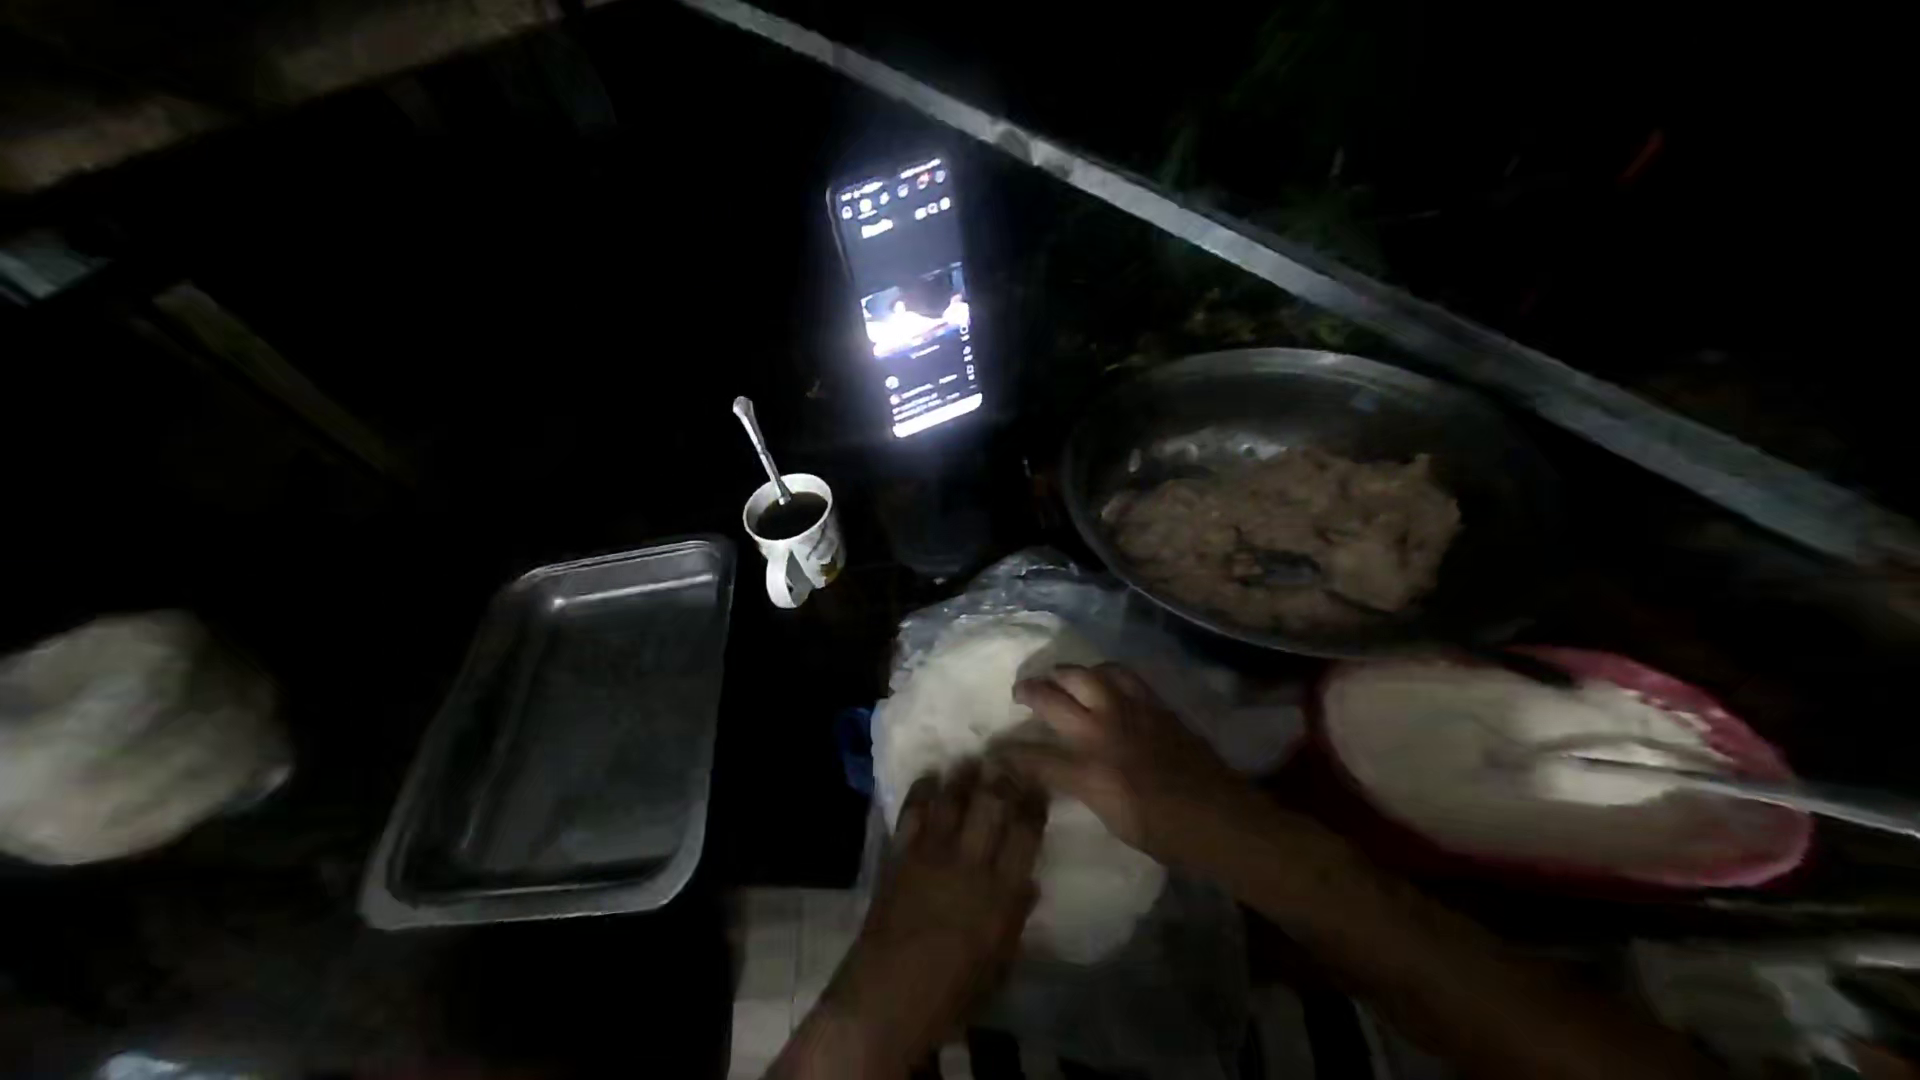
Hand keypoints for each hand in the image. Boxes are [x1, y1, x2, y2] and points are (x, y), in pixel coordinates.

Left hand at [808, 765, 1044, 1072]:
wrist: (887, 996)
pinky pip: (913, 812)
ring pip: (952, 800)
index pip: (1025, 834)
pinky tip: (930, 776)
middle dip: (1002, 776)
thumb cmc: (952, 991)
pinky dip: (922, 791)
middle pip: (991, 805)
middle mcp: (970, 863)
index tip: (1040, 784)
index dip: (1034, 804)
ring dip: (964, 775)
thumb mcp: (999, 963)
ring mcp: (932, 854)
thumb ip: (1015, 919)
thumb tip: (1029, 883)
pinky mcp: (902, 855)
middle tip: (1008, 757)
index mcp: (1001, 893)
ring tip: (973, 758)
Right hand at [1000, 663, 1257, 866]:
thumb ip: (1081, 787)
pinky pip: (1122, 674)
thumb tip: (1062, 771)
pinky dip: (1103, 672)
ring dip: (1065, 673)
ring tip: (1058, 677)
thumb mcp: (1110, 819)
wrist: (1221, 819)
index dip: (1009, 754)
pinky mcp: (1153, 704)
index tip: (995, 750)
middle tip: (1021, 691)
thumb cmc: (1165, 835)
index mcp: (1090, 773)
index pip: (1034, 757)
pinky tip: (1100, 678)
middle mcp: (1102, 734)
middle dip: (1029, 691)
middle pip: (1053, 699)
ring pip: (1086, 674)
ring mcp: (1129, 712)